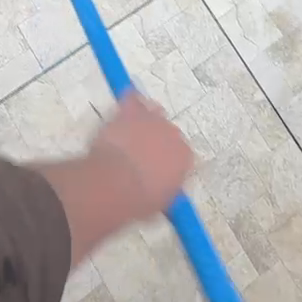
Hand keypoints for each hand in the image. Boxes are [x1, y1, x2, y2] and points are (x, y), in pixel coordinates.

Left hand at [37, 93, 194, 267]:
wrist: (117, 182)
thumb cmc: (140, 200)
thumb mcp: (161, 203)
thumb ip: (167, 188)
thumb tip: (162, 188)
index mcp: (185, 157)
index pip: (181, 153)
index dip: (167, 160)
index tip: (156, 167)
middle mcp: (173, 134)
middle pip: (168, 132)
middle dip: (156, 140)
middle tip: (140, 153)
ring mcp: (151, 119)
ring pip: (153, 112)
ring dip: (145, 120)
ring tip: (133, 132)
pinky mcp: (131, 110)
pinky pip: (133, 97)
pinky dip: (130, 99)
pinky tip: (127, 102)